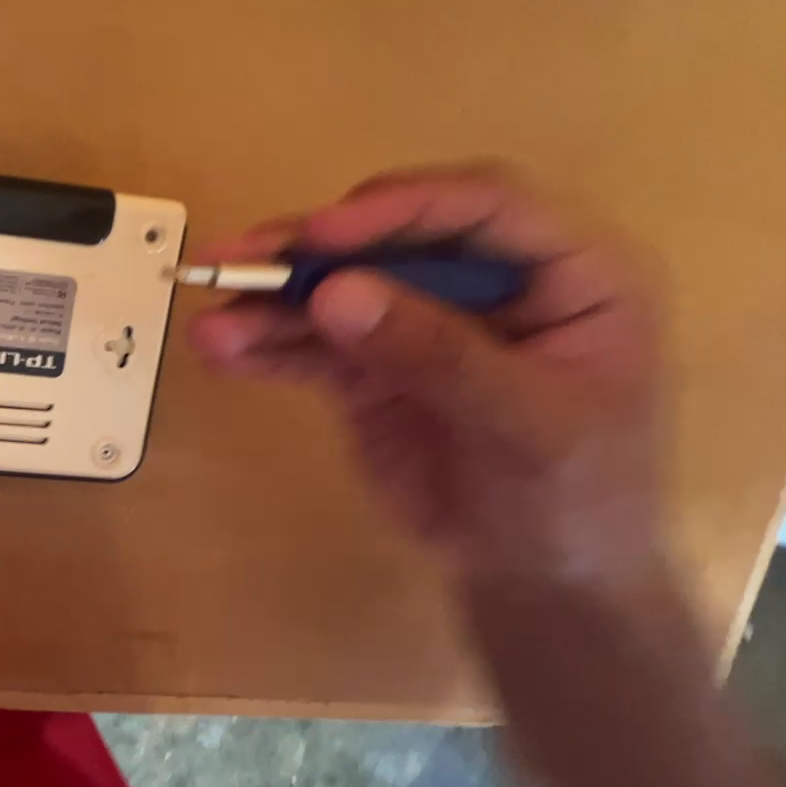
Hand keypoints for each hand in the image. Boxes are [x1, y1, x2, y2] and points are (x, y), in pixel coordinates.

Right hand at [187, 163, 662, 583]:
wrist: (537, 577)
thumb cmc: (575, 498)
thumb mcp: (524, 423)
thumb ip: (433, 353)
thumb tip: (333, 293)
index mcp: (562, 274)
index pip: (478, 209)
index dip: (396, 210)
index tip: (319, 236)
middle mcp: (482, 284)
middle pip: (384, 242)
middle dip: (304, 253)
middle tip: (230, 262)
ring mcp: (416, 324)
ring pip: (332, 291)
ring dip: (266, 304)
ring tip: (210, 328)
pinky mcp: (366, 366)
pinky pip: (308, 344)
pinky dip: (263, 346)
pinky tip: (222, 353)